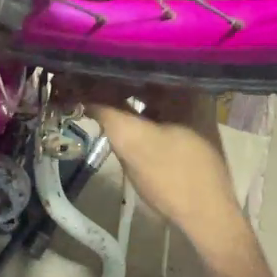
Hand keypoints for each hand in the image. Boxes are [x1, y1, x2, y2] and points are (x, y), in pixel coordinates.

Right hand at [61, 78, 241, 241]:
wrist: (206, 219)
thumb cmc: (172, 176)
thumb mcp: (131, 140)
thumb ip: (101, 107)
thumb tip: (69, 84)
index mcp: (186, 81)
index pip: (138, 58)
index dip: (103, 60)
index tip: (74, 63)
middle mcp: (192, 87)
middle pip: (140, 73)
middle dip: (106, 77)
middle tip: (72, 77)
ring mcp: (190, 108)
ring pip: (144, 91)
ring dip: (115, 93)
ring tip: (83, 90)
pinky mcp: (184, 128)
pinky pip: (149, 108)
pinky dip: (128, 108)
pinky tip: (107, 110)